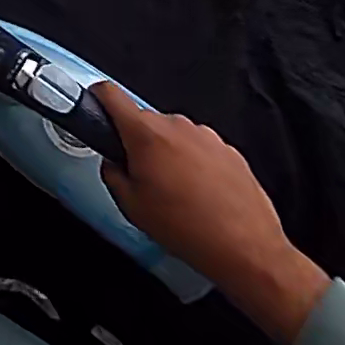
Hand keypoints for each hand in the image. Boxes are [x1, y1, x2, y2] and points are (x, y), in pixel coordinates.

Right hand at [91, 82, 330, 344]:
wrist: (248, 251)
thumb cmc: (186, 228)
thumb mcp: (130, 205)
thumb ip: (112, 173)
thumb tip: (114, 164)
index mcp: (145, 133)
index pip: (111, 94)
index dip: (98, 96)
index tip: (96, 105)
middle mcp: (175, 125)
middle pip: (144, 120)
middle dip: (138, 141)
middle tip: (142, 174)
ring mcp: (206, 136)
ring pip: (173, 134)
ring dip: (169, 152)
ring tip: (176, 190)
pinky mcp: (230, 150)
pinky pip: (200, 147)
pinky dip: (195, 163)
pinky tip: (200, 194)